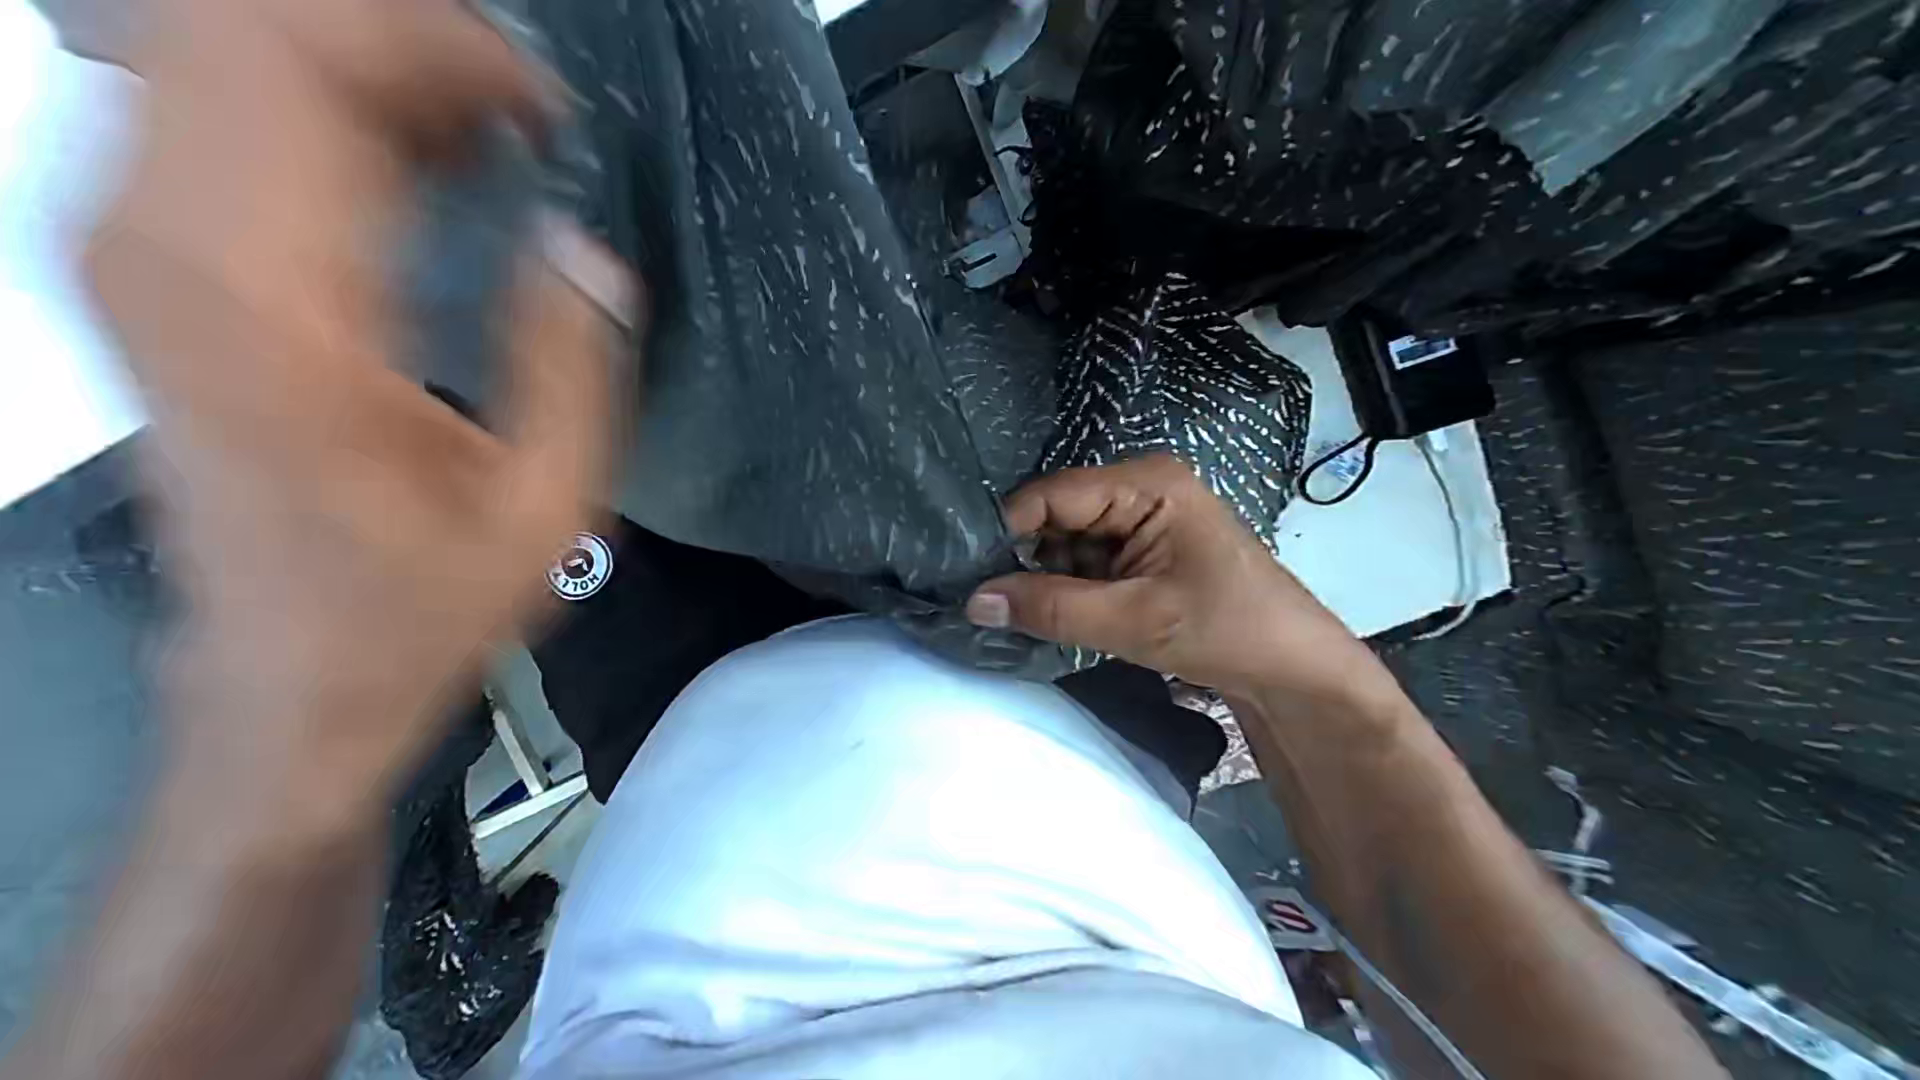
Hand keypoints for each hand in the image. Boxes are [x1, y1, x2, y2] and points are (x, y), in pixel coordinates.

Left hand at [86, 0, 635, 826]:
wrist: (288, 676)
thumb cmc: (423, 600)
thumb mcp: (544, 500)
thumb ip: (568, 359)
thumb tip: (584, 243)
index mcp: (273, 303)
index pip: (308, 62)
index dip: (446, 50)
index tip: (553, 109)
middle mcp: (161, 245)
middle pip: (240, 27)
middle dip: (403, 39)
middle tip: (528, 109)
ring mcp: (130, 250)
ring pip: (212, 52)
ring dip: (366, 68)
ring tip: (491, 127)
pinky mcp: (146, 272)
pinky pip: (214, 119)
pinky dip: (325, 111)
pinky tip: (424, 159)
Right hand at [966, 455, 1388, 699]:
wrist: (1294, 670)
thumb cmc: (1227, 630)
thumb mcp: (1133, 621)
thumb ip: (1050, 608)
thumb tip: (973, 600)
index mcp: (1145, 483)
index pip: (1052, 495)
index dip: (1008, 530)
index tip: (971, 573)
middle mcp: (1139, 487)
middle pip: (1057, 516)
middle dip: (1029, 559)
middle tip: (994, 601)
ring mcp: (1142, 518)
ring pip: (1068, 542)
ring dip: (1050, 579)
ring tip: (1032, 614)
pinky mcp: (1143, 549)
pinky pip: (1087, 560)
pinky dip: (1070, 588)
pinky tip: (1064, 614)